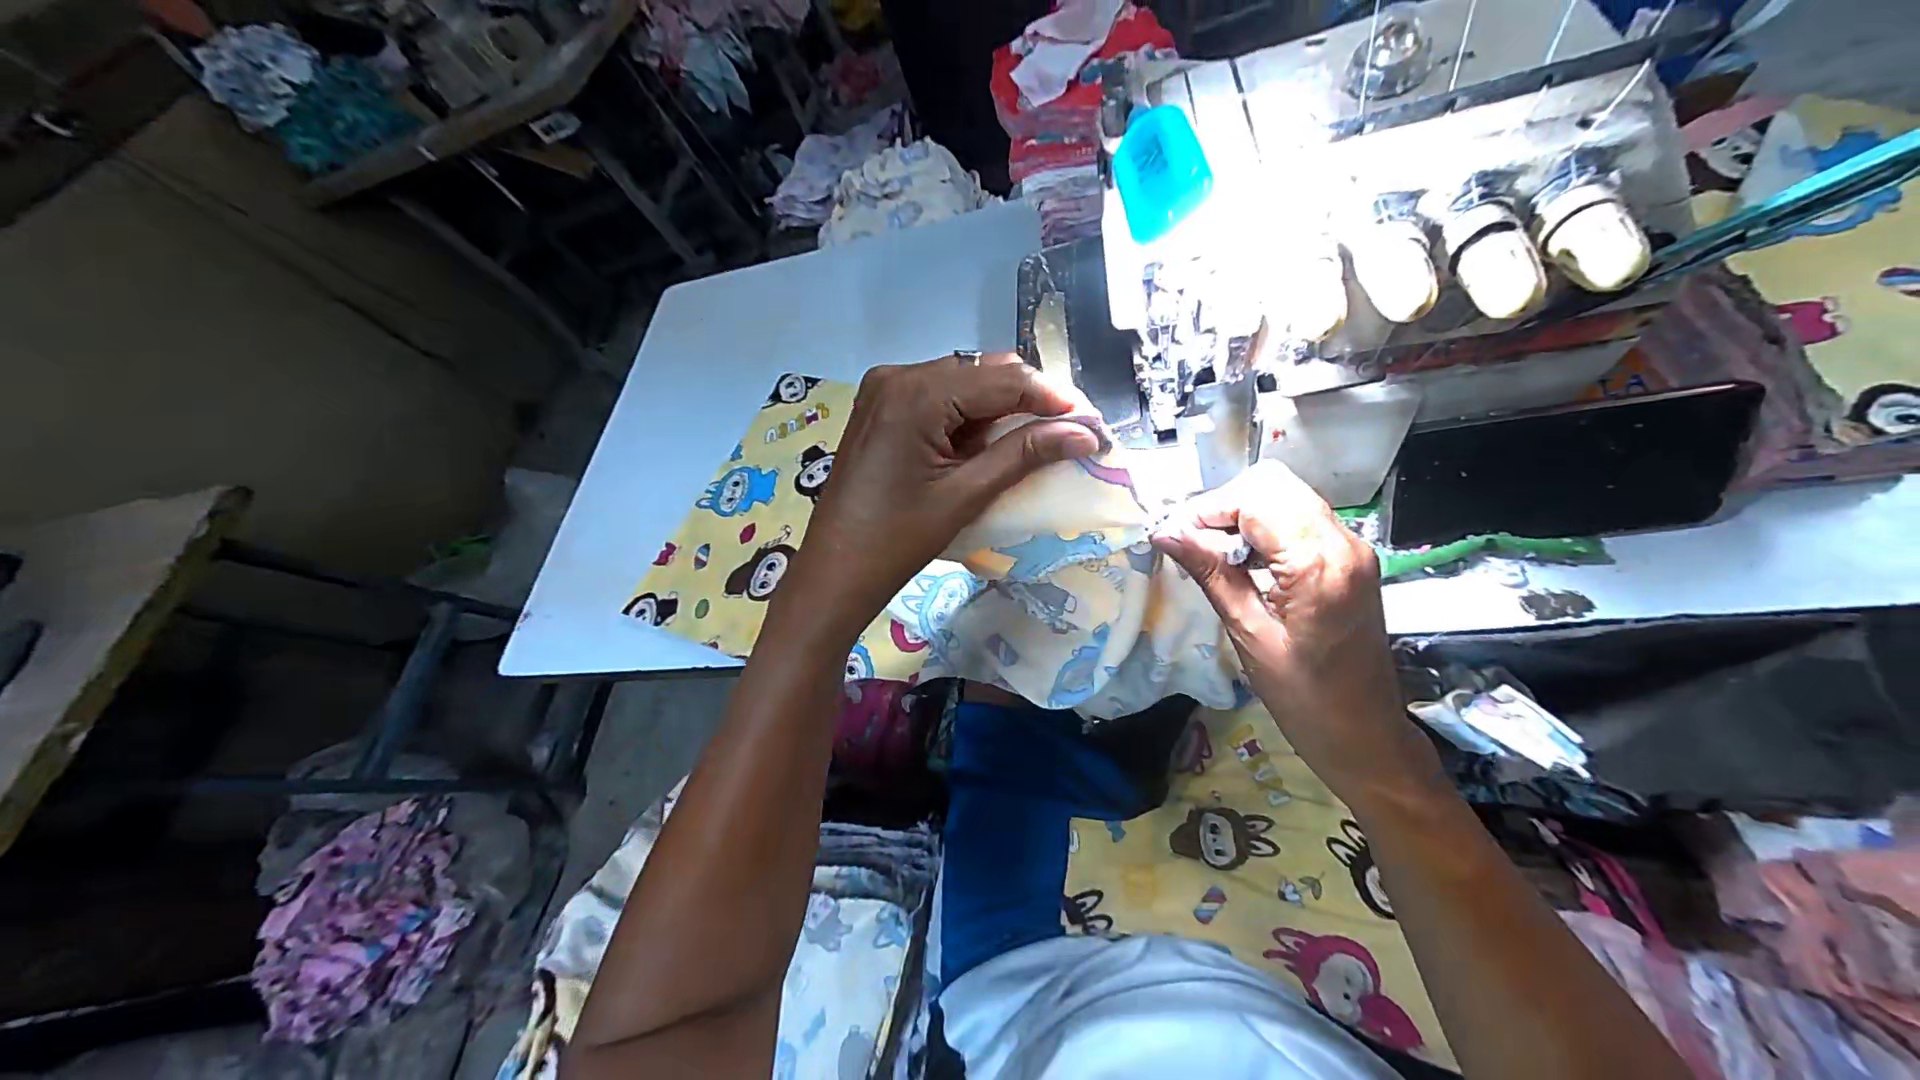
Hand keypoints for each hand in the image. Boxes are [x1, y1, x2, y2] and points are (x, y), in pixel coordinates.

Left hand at [776, 352, 1099, 641]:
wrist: (836, 570)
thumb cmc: (897, 539)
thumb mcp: (966, 494)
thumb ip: (1025, 454)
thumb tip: (1085, 433)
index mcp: (915, 392)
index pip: (1001, 378)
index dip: (1051, 397)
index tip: (1089, 423)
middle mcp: (897, 376)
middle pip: (981, 373)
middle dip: (1026, 401)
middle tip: (1065, 434)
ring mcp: (883, 389)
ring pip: (961, 383)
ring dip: (998, 408)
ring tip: (1032, 442)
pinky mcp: (880, 408)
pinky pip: (937, 398)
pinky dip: (967, 416)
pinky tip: (986, 444)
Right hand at [1151, 461, 1444, 798]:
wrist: (1366, 734)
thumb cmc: (1305, 698)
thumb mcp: (1249, 635)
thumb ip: (1211, 573)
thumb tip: (1167, 533)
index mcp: (1318, 564)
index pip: (1255, 499)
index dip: (1207, 510)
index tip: (1174, 535)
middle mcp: (1343, 542)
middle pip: (1273, 483)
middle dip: (1224, 504)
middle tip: (1193, 541)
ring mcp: (1351, 547)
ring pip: (1286, 494)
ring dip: (1242, 512)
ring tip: (1211, 551)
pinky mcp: (1349, 557)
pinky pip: (1299, 517)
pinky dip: (1263, 524)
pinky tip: (1242, 557)